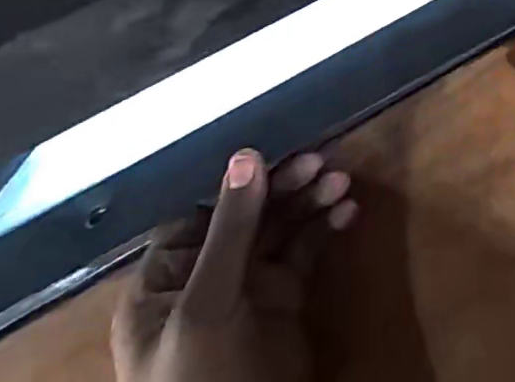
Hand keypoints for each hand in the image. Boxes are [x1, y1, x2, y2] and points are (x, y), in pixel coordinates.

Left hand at [111, 149, 356, 381]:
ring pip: (282, 228)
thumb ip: (230, 230)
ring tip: (344, 185)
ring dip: (313, 203)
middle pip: (248, 216)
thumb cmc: (203, 381)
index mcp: (165, 283)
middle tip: (324, 165)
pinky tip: (349, 214)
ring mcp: (248, 289)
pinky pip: (306, 250)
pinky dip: (327, 228)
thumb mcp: (208, 306)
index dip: (238, 188)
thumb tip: (246, 156)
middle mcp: (205, 279)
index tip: (277, 162)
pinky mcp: (285, 299)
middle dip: (285, 189)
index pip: (200, 215)